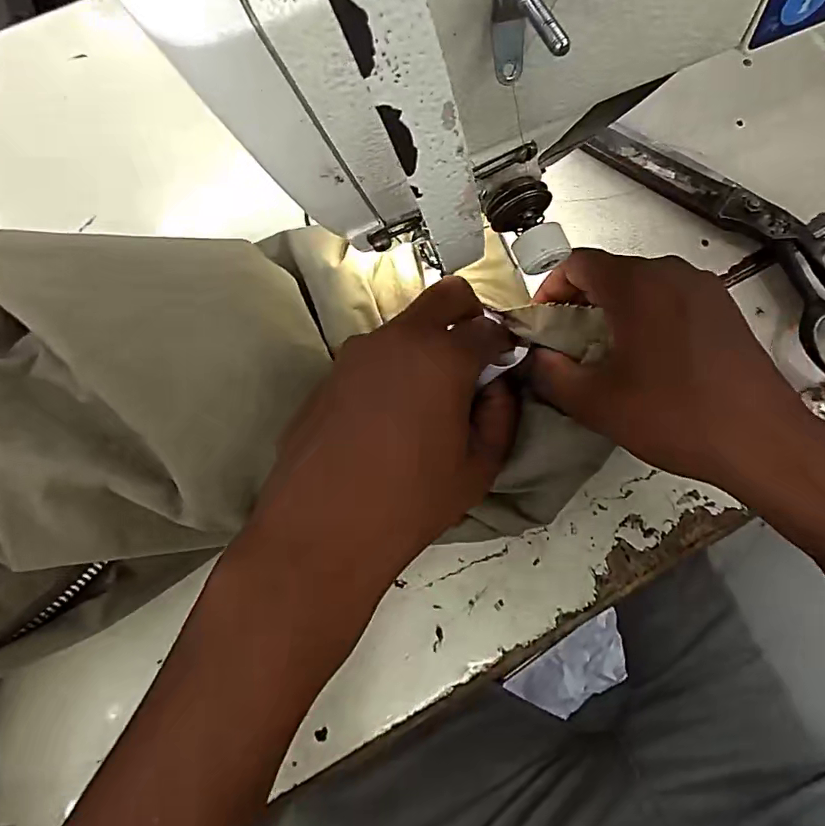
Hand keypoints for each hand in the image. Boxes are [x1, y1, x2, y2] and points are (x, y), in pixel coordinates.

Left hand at [248, 276, 519, 591]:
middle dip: (471, 312)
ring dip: (428, 344)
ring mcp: (358, 353)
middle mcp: (399, 340)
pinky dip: (395, 368)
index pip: (489, 326)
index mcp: (444, 357)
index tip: (506, 362)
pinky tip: (390, 417)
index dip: (505, 342)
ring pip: (407, 326)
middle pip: (447, 295)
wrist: (318, 530)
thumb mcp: (479, 468)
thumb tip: (497, 389)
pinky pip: (376, 356)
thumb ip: (501, 416)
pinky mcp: (330, 374)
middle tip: (476, 354)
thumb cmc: (410, 501)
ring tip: (429, 398)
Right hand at [526, 249, 824, 490]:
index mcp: (637, 284)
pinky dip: (651, 316)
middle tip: (571, 343)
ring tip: (610, 354)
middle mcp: (672, 273)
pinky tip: (651, 359)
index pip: (578, 262)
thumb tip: (539, 359)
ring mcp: (704, 288)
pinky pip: (674, 299)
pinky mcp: (724, 308)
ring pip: (645, 285)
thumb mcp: (598, 403)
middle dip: (583, 302)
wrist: (761, 438)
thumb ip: (552, 374)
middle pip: (612, 270)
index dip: (551, 289)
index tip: (545, 321)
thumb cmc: (679, 415)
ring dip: (617, 310)